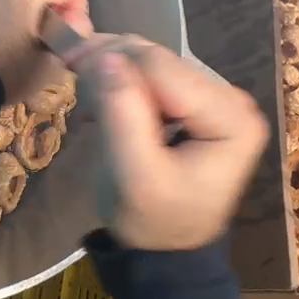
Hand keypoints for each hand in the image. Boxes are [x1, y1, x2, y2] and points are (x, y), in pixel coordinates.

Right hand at [78, 38, 268, 250]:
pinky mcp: (190, 93)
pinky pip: (146, 65)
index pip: (161, 68)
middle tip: (68, 69)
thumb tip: (104, 57)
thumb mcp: (134, 176)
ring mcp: (210, 93)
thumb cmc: (153, 219)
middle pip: (154, 57)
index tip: (71, 70)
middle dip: (107, 60)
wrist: (162, 245)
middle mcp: (228, 97)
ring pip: (146, 54)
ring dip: (106, 62)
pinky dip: (115, 70)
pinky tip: (96, 88)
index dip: (114, 66)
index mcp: (230, 119)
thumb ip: (123, 114)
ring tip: (79, 83)